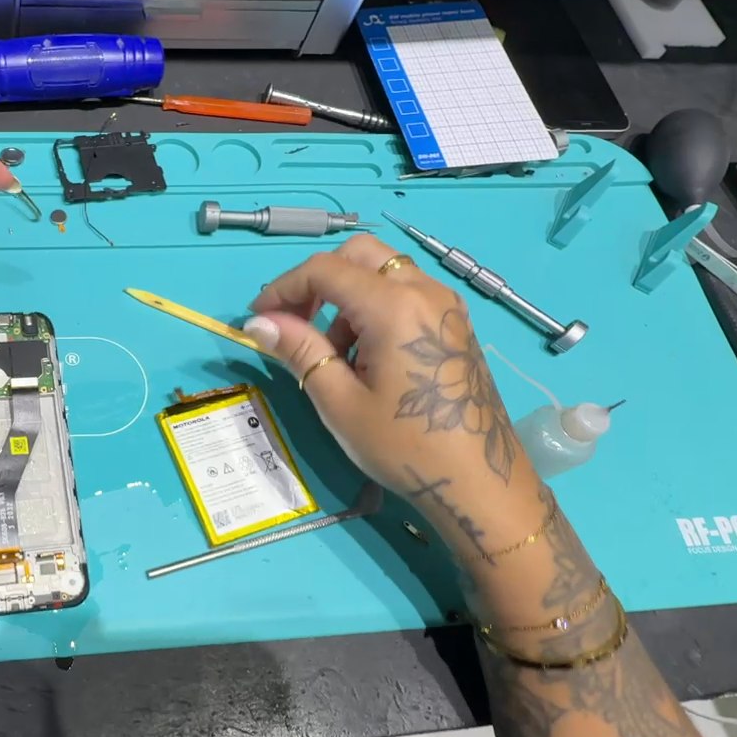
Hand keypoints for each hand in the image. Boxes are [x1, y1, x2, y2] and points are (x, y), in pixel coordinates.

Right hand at [243, 235, 535, 502]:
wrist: (478, 482)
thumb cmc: (403, 445)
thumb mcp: (338, 401)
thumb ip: (298, 350)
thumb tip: (257, 322)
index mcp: (394, 306)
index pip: (324, 270)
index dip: (283, 289)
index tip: (258, 319)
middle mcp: (424, 291)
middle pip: (358, 255)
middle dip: (317, 281)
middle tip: (294, 323)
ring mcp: (445, 305)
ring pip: (383, 271)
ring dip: (345, 296)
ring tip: (331, 353)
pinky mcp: (454, 323)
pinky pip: (405, 292)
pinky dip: (373, 306)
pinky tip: (365, 355)